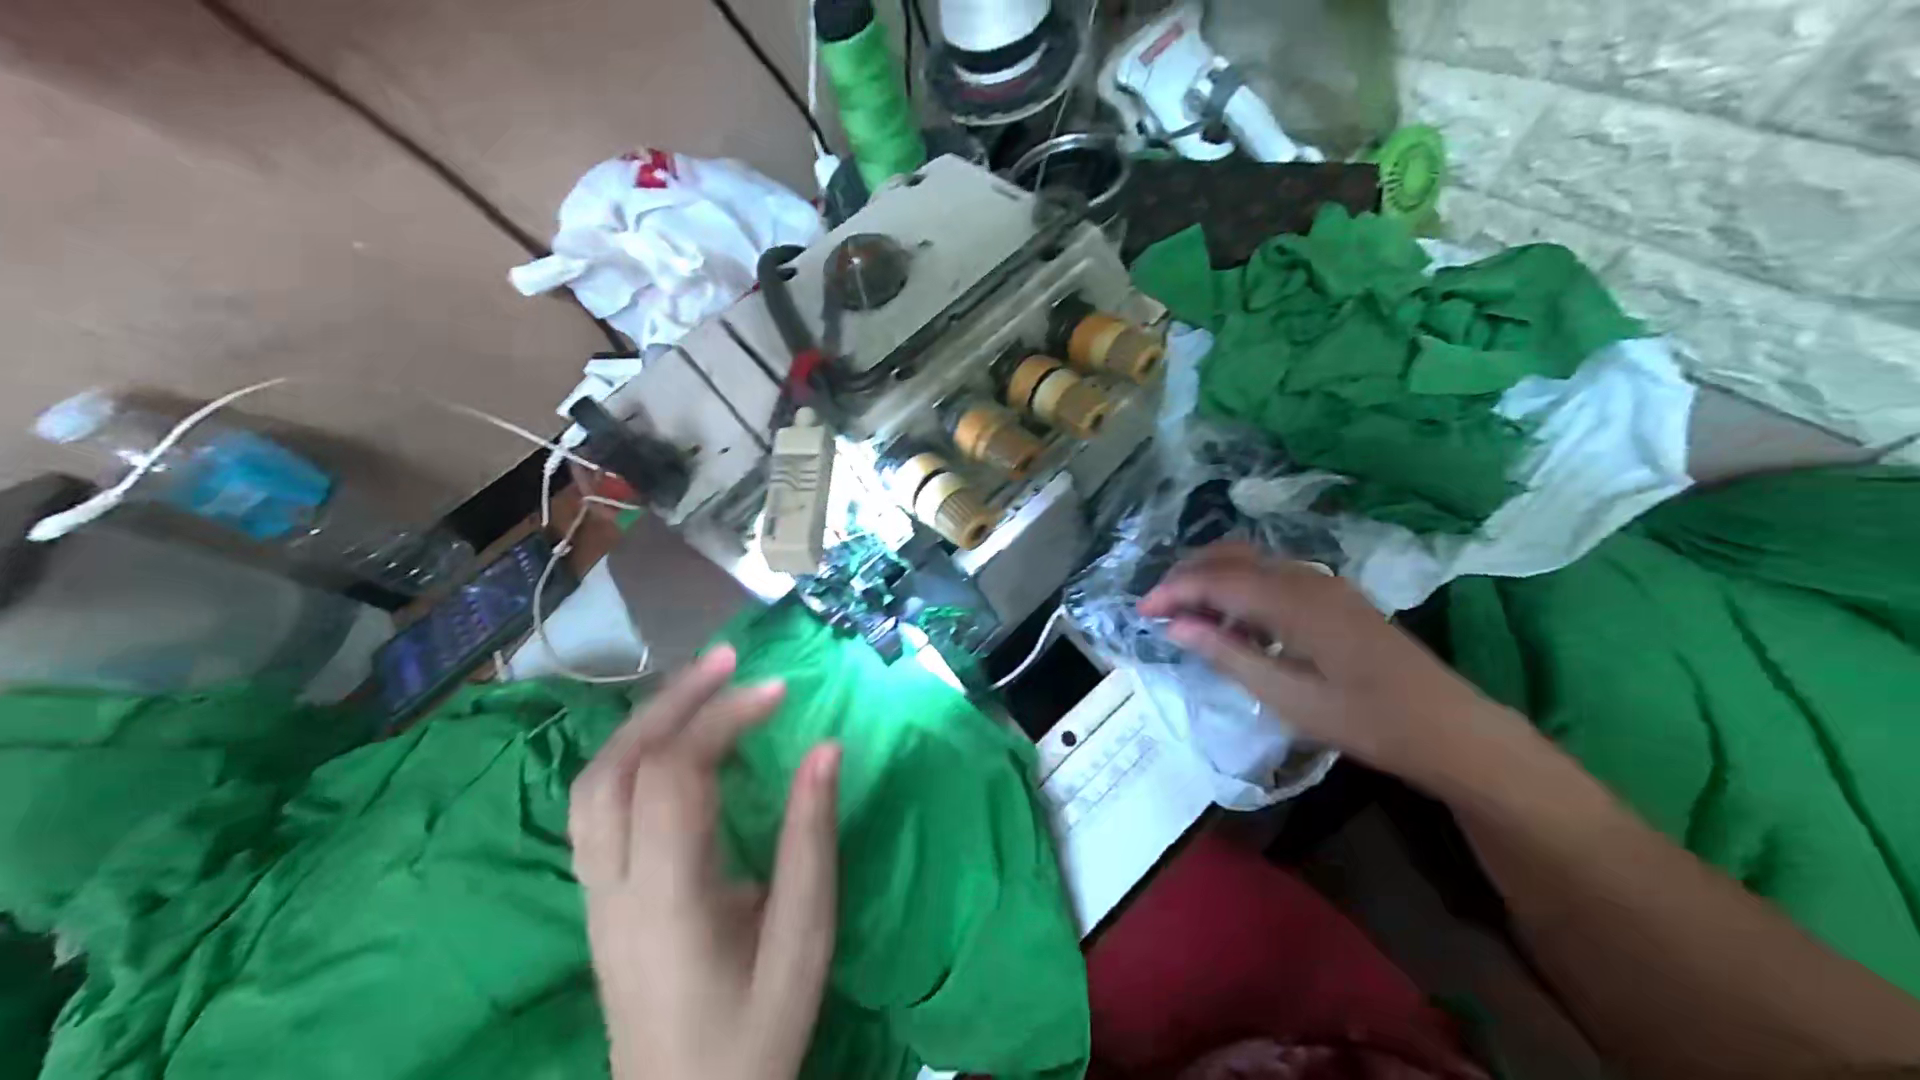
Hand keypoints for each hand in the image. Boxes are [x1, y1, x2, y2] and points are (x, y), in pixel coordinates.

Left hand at [569, 645, 840, 1079]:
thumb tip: (826, 748)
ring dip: (644, 722)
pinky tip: (667, 743)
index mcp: (665, 897)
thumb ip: (811, 841)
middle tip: (730, 659)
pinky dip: (630, 754)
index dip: (724, 718)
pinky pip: (595, 806)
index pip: (676, 775)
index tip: (778, 690)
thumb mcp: (803, 942)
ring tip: (699, 687)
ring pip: (593, 783)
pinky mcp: (596, 901)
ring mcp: (592, 895)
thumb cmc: (755, 1035)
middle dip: (675, 700)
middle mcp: (611, 887)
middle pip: (618, 765)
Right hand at [1137, 541, 1525, 784]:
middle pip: (1231, 556)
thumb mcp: (1286, 696)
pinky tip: (1234, 621)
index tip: (1140, 613)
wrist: (1451, 728)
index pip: (1215, 579)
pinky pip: (1274, 576)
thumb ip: (1226, 654)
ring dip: (1213, 579)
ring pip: (1252, 562)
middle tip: (1157, 607)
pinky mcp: (1335, 596)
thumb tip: (1175, 627)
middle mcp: (1306, 577)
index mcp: (1293, 599)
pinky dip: (1241, 588)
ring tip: (1186, 615)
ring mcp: (1325, 583)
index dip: (1172, 591)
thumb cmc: (1365, 719)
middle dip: (1187, 575)